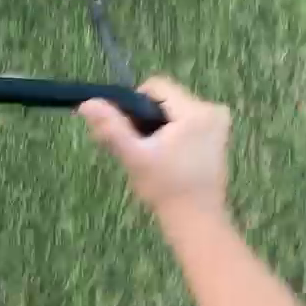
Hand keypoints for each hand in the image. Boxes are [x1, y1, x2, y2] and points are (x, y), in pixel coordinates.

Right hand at [79, 77, 230, 216]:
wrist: (196, 219)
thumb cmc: (165, 188)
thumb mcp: (134, 156)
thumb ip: (111, 127)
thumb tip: (86, 103)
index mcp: (196, 111)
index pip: (155, 86)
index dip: (134, 105)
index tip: (129, 132)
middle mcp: (212, 110)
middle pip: (164, 99)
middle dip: (144, 118)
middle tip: (134, 147)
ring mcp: (218, 123)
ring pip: (172, 111)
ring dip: (155, 127)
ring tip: (148, 154)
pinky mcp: (217, 136)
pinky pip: (184, 121)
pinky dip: (169, 134)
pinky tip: (163, 156)